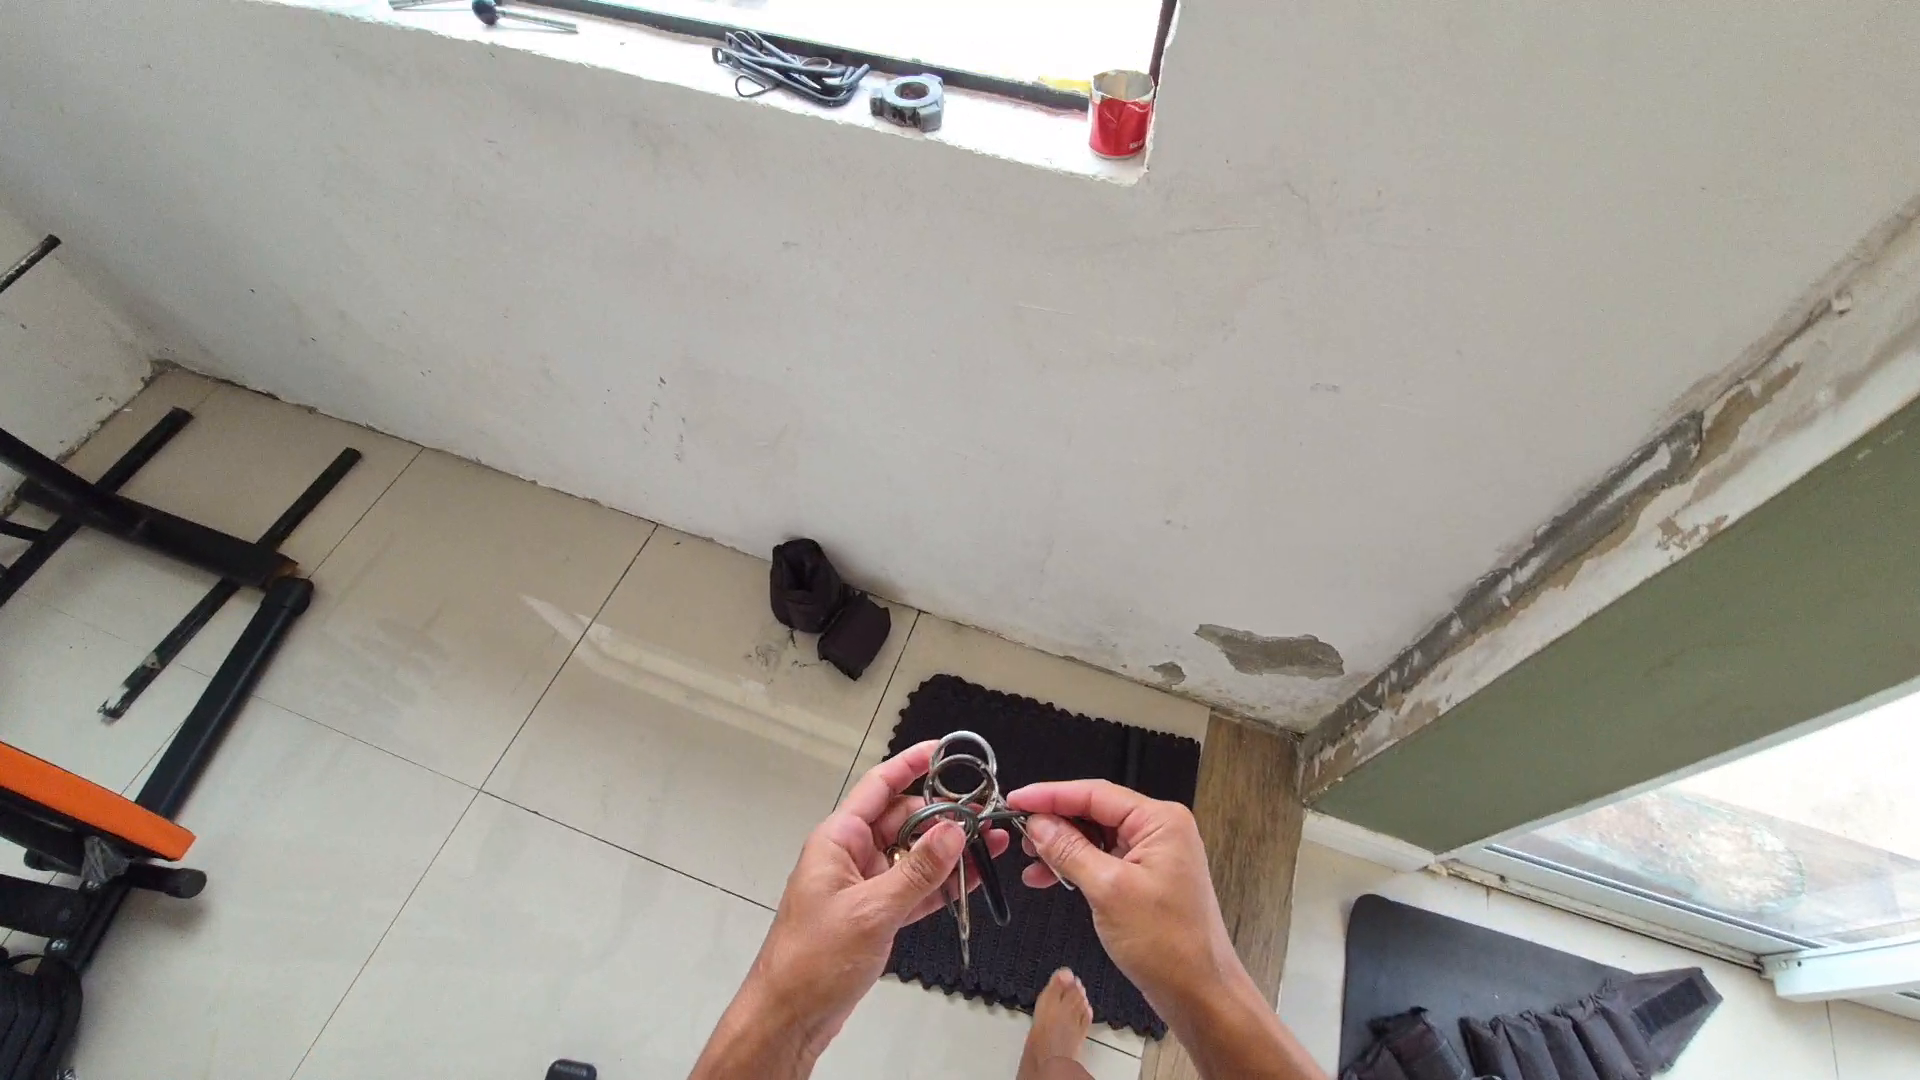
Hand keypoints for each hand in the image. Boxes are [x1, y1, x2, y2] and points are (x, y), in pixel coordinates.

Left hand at [690, 741, 1008, 1078]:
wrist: (789, 1018)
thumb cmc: (811, 960)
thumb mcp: (871, 910)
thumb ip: (917, 871)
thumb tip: (955, 832)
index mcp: (839, 838)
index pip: (879, 786)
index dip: (910, 764)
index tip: (941, 750)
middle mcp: (853, 853)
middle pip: (905, 819)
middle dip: (943, 816)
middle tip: (984, 816)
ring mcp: (867, 883)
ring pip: (915, 854)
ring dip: (950, 851)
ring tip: (991, 843)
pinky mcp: (878, 911)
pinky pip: (916, 887)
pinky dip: (943, 883)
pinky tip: (974, 877)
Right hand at [1010, 780, 1325, 1079]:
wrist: (1200, 996)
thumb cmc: (1170, 946)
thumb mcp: (1108, 890)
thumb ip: (1069, 850)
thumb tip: (1038, 824)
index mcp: (1160, 821)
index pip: (1094, 793)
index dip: (1050, 794)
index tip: (1018, 798)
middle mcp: (1159, 830)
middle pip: (1093, 811)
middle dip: (1054, 822)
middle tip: (1019, 831)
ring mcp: (1152, 853)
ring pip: (1094, 836)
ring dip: (1060, 847)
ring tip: (1030, 859)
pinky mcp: (1144, 875)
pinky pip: (1101, 858)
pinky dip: (1075, 866)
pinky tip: (1048, 877)